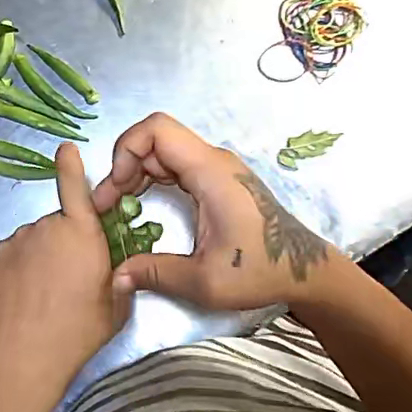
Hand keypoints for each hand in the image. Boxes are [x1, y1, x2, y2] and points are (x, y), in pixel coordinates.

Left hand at [0, 144, 132, 407]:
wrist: (23, 358)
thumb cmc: (78, 331)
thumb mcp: (117, 306)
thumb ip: (122, 276)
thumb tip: (120, 267)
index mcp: (82, 234)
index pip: (75, 188)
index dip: (70, 166)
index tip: (65, 148)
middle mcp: (47, 228)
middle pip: (61, 223)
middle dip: (68, 240)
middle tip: (73, 278)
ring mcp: (17, 241)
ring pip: (37, 238)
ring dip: (44, 254)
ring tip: (47, 292)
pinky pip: (15, 252)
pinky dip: (22, 265)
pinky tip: (26, 294)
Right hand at [93, 113, 339, 310]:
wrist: (303, 270)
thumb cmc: (260, 271)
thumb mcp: (204, 281)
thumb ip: (155, 274)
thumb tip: (115, 277)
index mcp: (211, 172)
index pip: (157, 130)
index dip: (126, 150)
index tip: (115, 190)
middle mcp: (213, 161)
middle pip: (156, 138)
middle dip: (125, 164)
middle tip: (108, 204)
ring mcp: (217, 168)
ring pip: (165, 150)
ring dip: (137, 171)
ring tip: (118, 206)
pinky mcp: (218, 180)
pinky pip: (177, 165)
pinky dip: (153, 178)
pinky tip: (141, 204)